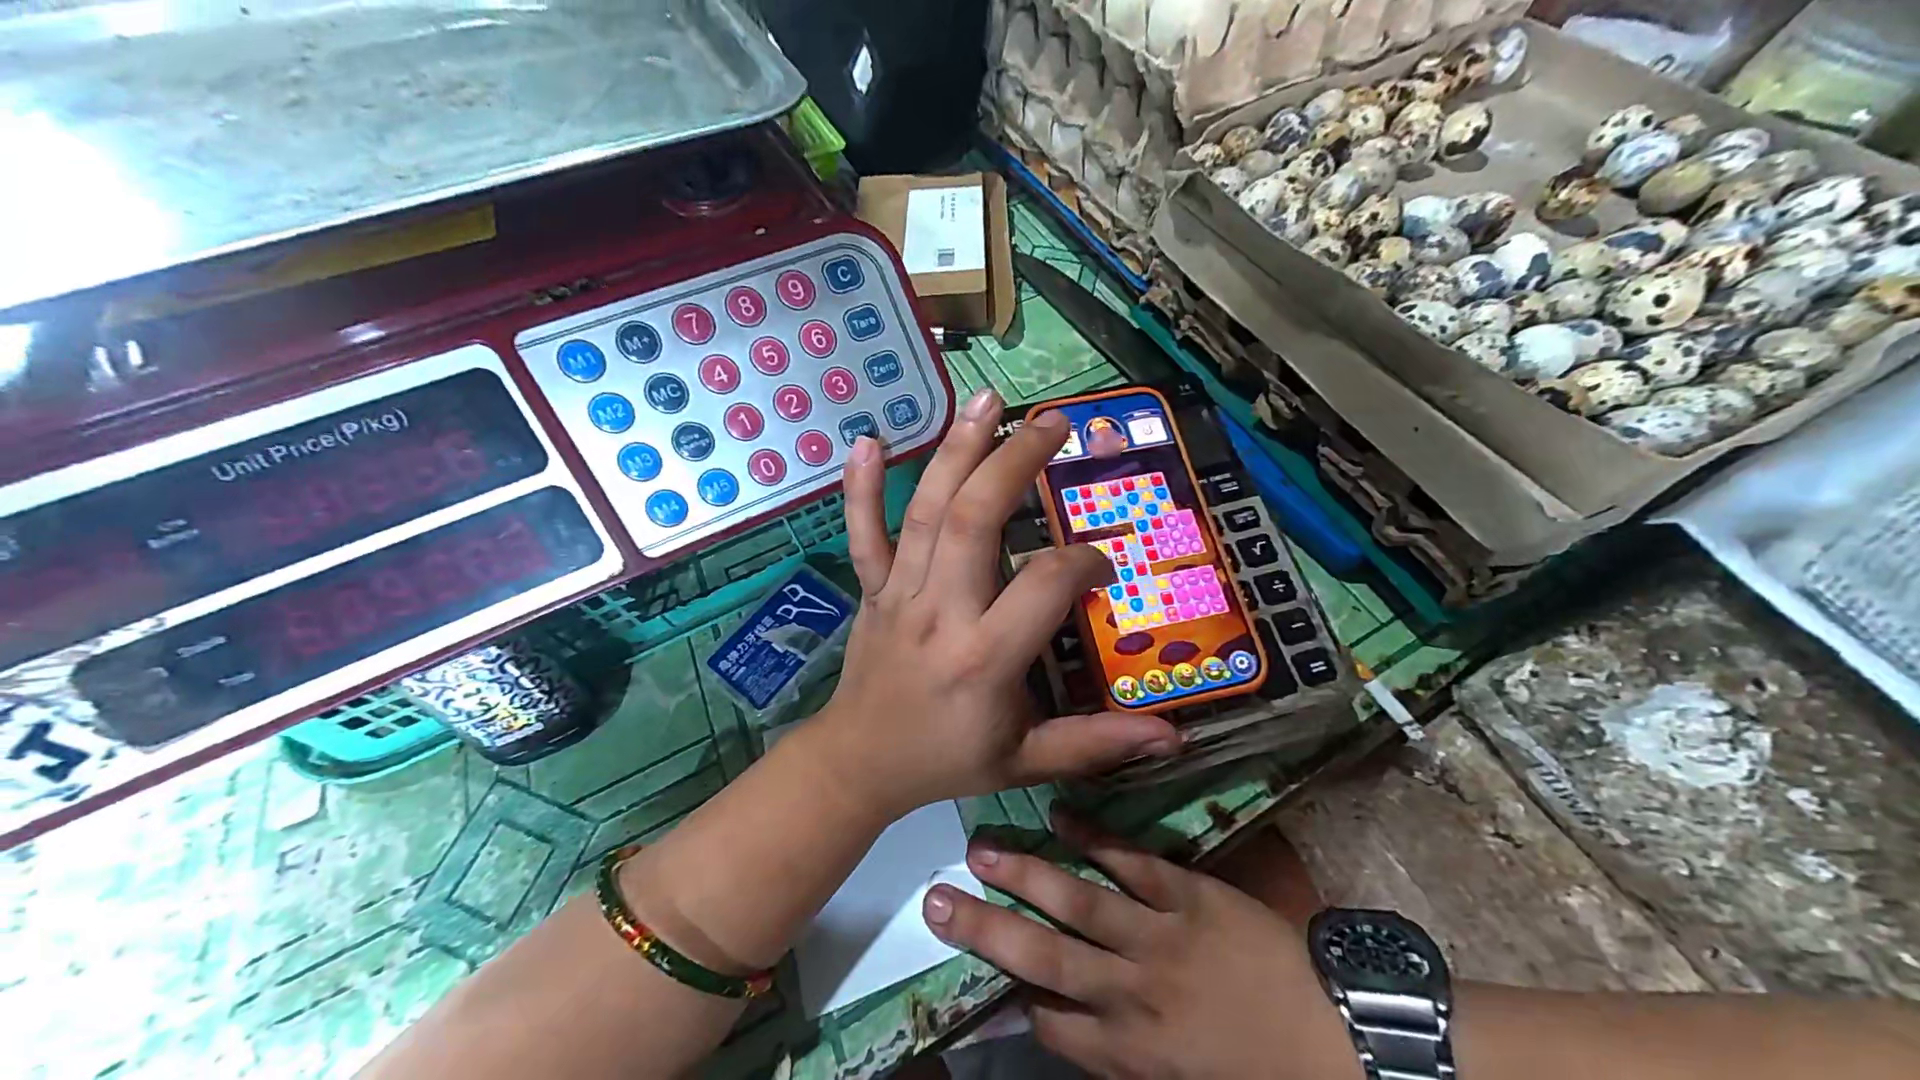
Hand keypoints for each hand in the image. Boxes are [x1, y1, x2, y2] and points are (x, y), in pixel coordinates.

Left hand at [815, 387, 1181, 815]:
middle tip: (1053, 421)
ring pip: (926, 513)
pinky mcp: (872, 588)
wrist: (859, 764)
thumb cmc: (947, 760)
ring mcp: (900, 594)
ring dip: (957, 451)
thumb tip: (1173, 736)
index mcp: (984, 657)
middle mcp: (940, 613)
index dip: (1083, 560)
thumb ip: (1095, 743)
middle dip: (1014, 462)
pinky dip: (861, 489)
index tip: (1102, 561)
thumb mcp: (1026, 762)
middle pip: (974, 521)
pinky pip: (864, 534)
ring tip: (987, 400)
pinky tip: (868, 441)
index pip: (1044, 583)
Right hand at [923, 809, 1361, 1079]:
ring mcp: (1159, 937)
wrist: (1332, 1035)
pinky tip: (1059, 816)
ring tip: (979, 850)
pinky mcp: (1189, 895)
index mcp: (1129, 1048)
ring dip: (1026, 875)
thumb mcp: (1173, 1078)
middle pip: (1044, 957)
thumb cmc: (1249, 1066)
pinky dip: (1093, 839)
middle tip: (936, 901)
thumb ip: (1108, 1049)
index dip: (1008, 992)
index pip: (1049, 1019)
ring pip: (1078, 903)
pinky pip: (1132, 862)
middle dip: (986, 929)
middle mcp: (1131, 991)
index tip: (969, 964)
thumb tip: (1047, 1016)